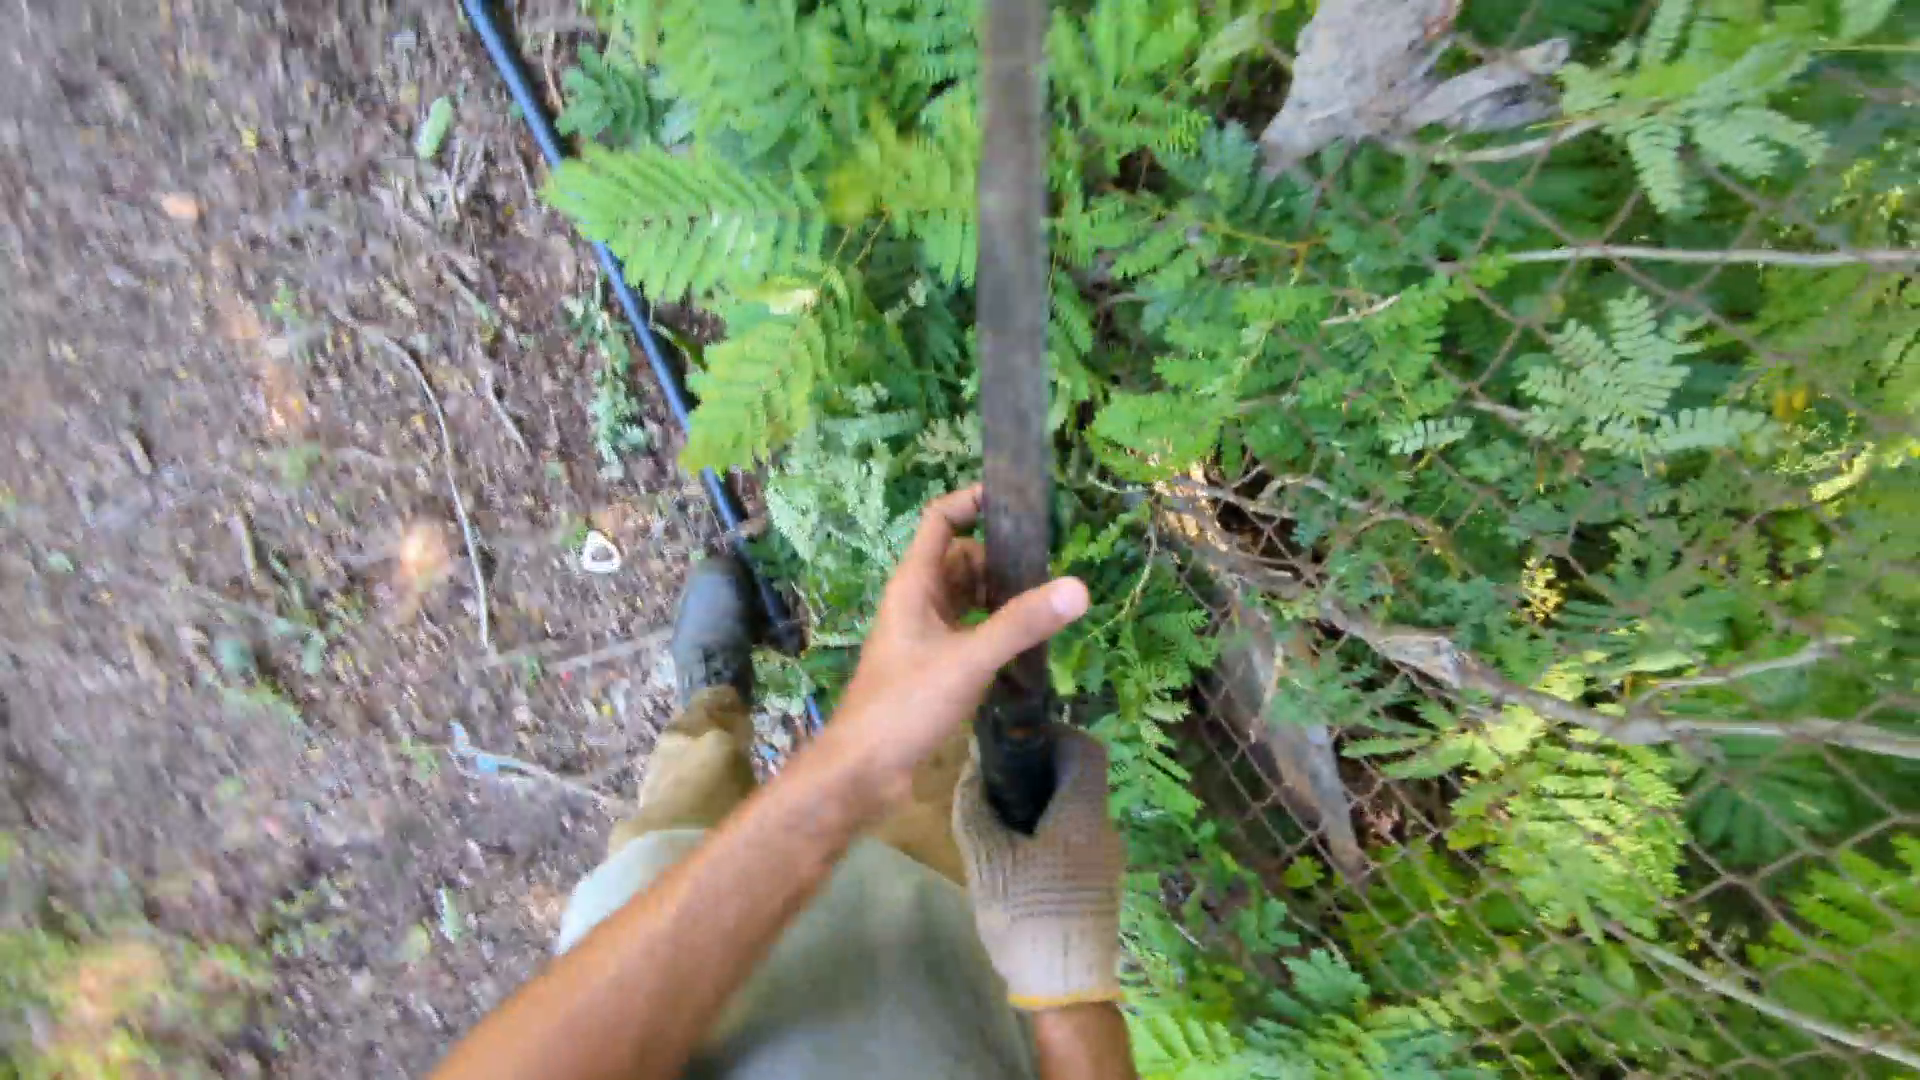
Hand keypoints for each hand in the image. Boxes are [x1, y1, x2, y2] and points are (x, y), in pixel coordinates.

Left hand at [815, 484, 1088, 803]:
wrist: (864, 769)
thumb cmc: (906, 704)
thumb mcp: (968, 659)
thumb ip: (1020, 624)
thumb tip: (1078, 588)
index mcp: (915, 583)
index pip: (940, 519)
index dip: (972, 501)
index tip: (1017, 502)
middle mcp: (917, 600)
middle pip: (962, 557)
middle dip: (1000, 560)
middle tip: (1048, 575)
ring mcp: (924, 632)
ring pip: (966, 595)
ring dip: (999, 597)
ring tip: (1044, 609)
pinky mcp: (932, 662)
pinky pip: (967, 628)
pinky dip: (992, 628)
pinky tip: (1023, 645)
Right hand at [954, 728, 1123, 1009]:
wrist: (1065, 992)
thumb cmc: (1026, 918)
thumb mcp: (987, 860)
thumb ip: (975, 805)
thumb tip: (971, 765)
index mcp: (1082, 815)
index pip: (1086, 748)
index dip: (1057, 732)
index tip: (1021, 738)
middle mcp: (1104, 827)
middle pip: (1083, 775)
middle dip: (1044, 764)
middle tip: (1005, 770)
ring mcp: (1107, 856)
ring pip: (1081, 804)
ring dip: (1048, 795)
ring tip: (1006, 806)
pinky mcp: (1101, 880)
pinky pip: (1081, 832)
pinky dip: (1055, 822)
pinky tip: (1022, 843)